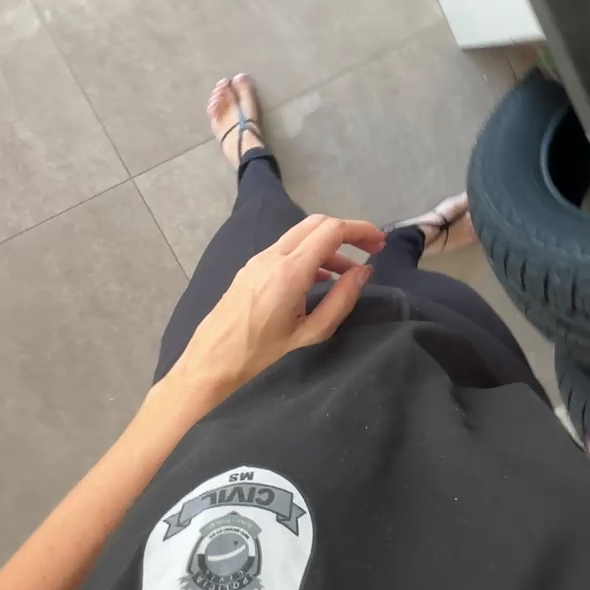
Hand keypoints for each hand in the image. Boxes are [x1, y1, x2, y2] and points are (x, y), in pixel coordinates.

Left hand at [164, 215, 386, 402]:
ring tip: (349, 272)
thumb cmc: (261, 357)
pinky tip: (320, 279)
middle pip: (317, 223)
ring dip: (329, 244)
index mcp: (289, 271)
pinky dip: (310, 253)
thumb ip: (341, 299)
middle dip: (347, 231)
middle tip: (371, 248)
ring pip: (301, 234)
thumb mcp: (310, 334)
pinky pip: (287, 248)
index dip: (360, 230)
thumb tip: (364, 271)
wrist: (209, 366)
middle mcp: (272, 256)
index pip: (331, 230)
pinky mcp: (250, 268)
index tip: (380, 243)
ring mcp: (258, 260)